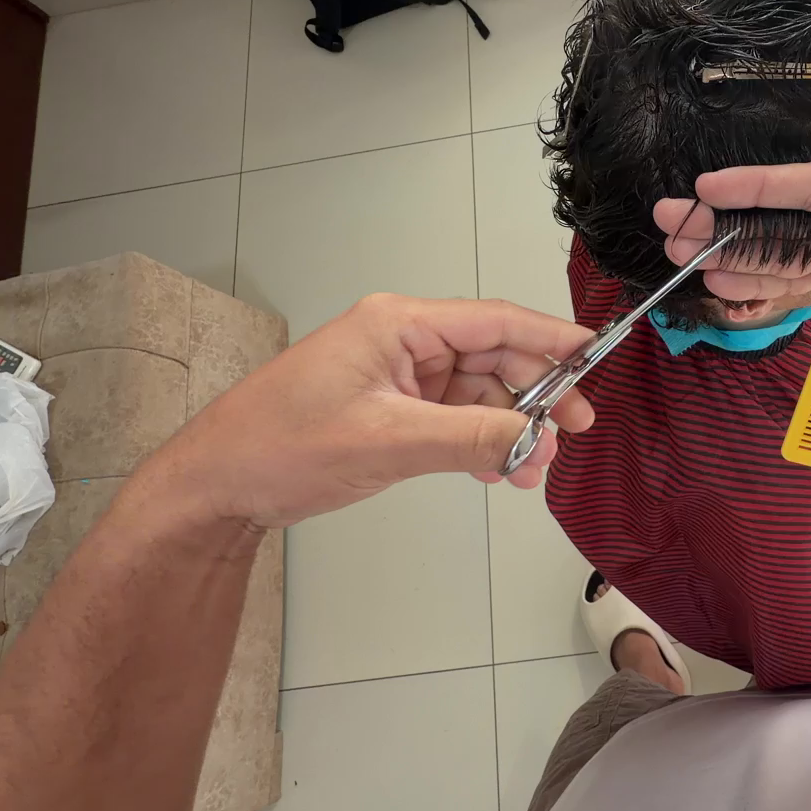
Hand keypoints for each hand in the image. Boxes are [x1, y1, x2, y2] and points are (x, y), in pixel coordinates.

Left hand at [141, 295, 595, 529]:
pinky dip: (480, 441)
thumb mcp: (389, 442)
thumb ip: (472, 437)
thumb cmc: (284, 448)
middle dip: (535, 397)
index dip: (550, 336)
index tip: (595, 352)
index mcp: (400, 324)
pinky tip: (497, 469)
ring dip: (509, 429)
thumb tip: (539, 442)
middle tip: (571, 433)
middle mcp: (405, 340)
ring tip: (533, 469)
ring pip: (478, 393)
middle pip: (493, 358)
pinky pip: (455, 417)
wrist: (214, 489)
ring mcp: (400, 374)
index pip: (494, 321)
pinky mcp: (395, 406)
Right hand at [653, 160, 810, 338]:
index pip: (808, 184)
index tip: (709, 188)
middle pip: (775, 216)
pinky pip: (788, 285)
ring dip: (727, 254)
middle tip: (670, 224)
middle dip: (721, 220)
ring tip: (681, 257)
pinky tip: (721, 286)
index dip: (757, 187)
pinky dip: (754, 286)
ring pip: (771, 251)